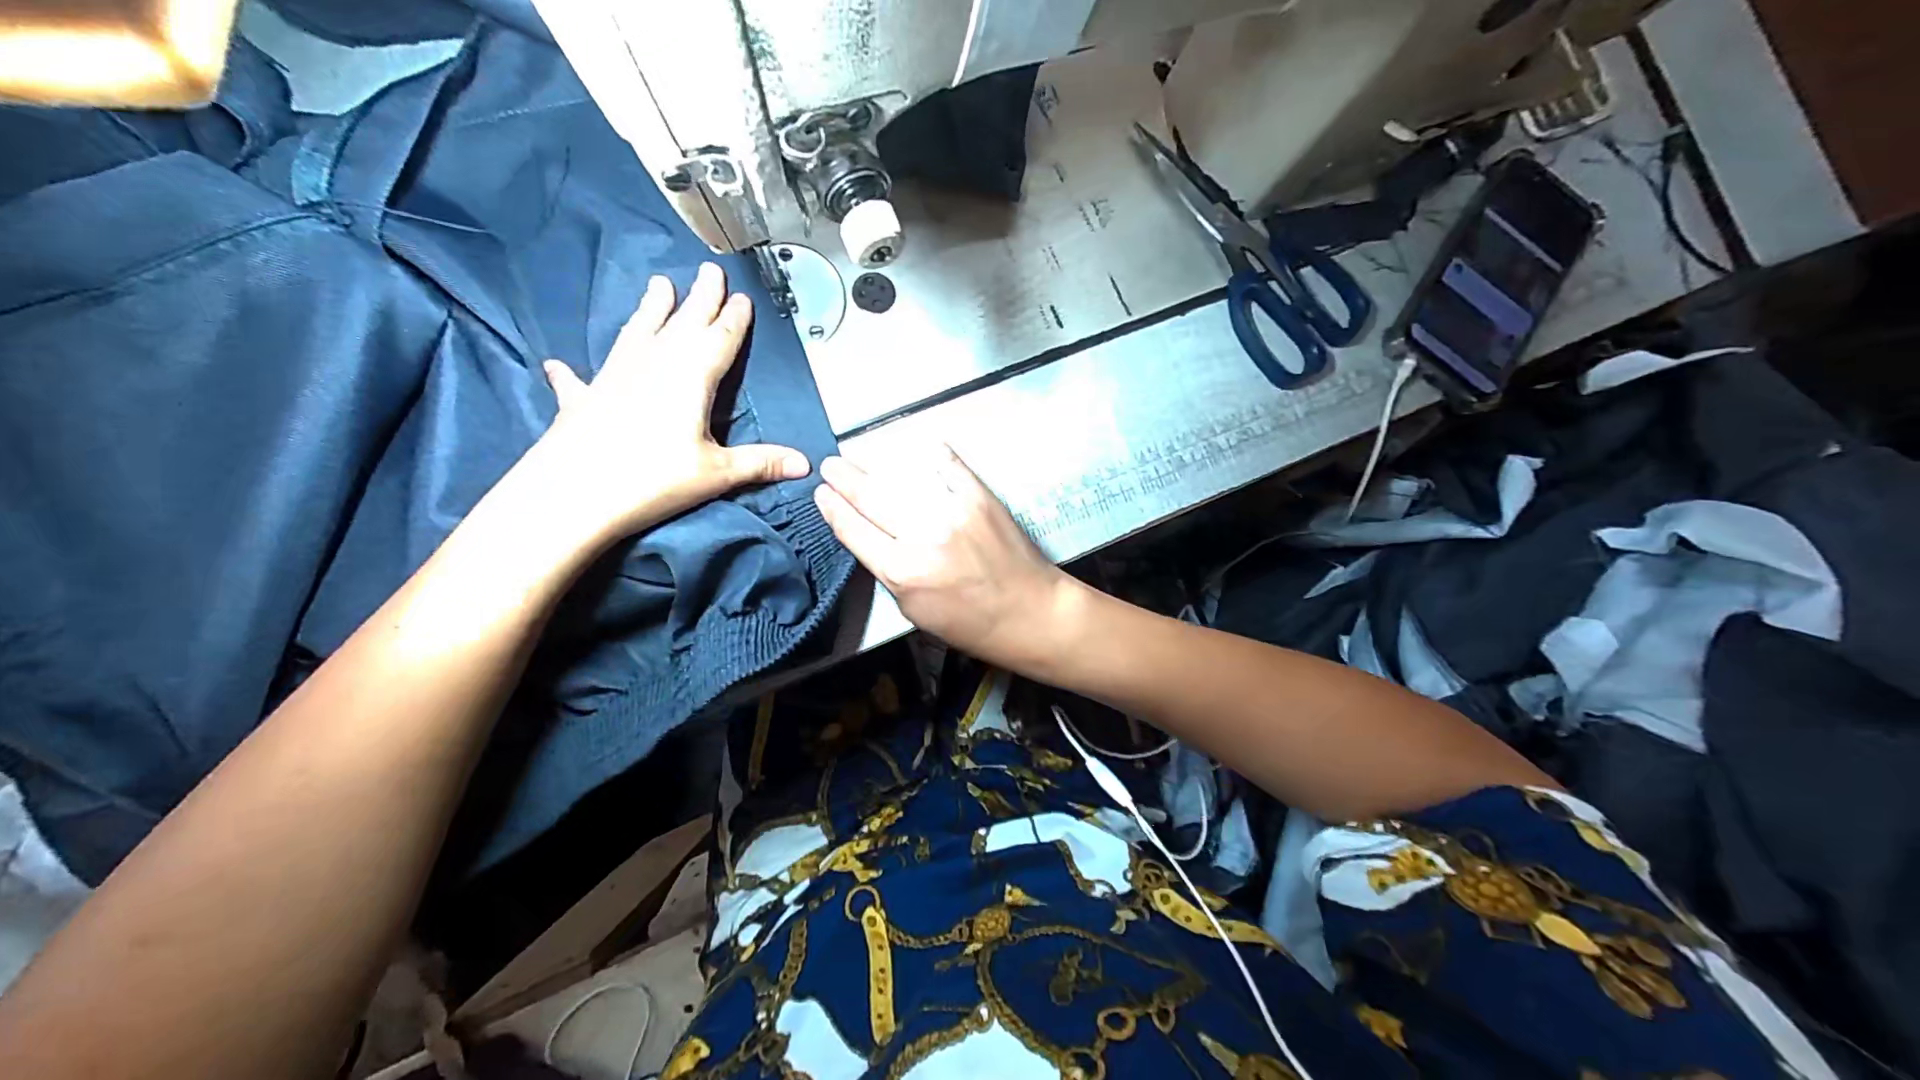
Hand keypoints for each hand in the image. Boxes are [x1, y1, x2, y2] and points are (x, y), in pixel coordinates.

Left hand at [526, 263, 810, 550]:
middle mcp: (653, 363)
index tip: (741, 297)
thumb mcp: (716, 473)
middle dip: (700, 297)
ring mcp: (615, 375)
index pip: (720, 337)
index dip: (733, 318)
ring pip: (639, 332)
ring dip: (651, 309)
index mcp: (690, 375)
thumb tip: (805, 463)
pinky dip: (570, 372)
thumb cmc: (652, 477)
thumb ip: (760, 463)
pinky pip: (582, 378)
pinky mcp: (585, 396)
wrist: (573, 492)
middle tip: (709, 270)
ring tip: (658, 284)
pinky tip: (557, 365)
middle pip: (683, 322)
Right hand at [812, 448, 1082, 670]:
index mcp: (903, 573)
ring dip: (875, 465)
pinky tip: (913, 448)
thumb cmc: (970, 623)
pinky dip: (929, 455)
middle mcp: (923, 537)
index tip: (821, 494)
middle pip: (872, 498)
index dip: (834, 509)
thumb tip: (870, 535)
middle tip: (830, 465)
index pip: (855, 531)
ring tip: (857, 457)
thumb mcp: (914, 610)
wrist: (1030, 612)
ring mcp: (952, 512)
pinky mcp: (980, 497)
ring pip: (902, 478)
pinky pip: (946, 466)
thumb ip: (889, 571)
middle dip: (845, 479)